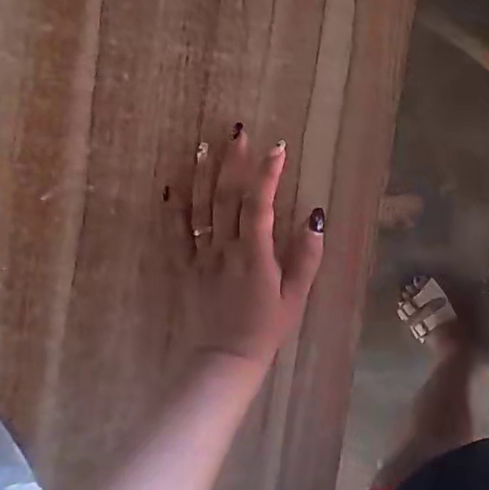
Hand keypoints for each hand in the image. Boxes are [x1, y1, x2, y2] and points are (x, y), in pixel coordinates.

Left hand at [184, 126, 325, 365]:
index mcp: (255, 255)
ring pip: (200, 208)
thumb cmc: (268, 327)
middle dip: (234, 162)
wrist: (225, 357)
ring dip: (204, 174)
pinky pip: (175, 233)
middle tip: (238, 132)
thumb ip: (308, 255)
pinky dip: (173, 207)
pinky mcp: (185, 267)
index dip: (268, 174)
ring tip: (206, 144)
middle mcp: (225, 249)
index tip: (277, 148)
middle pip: (227, 198)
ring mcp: (201, 256)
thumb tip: (316, 216)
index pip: (260, 205)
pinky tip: (172, 184)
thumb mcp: (297, 295)